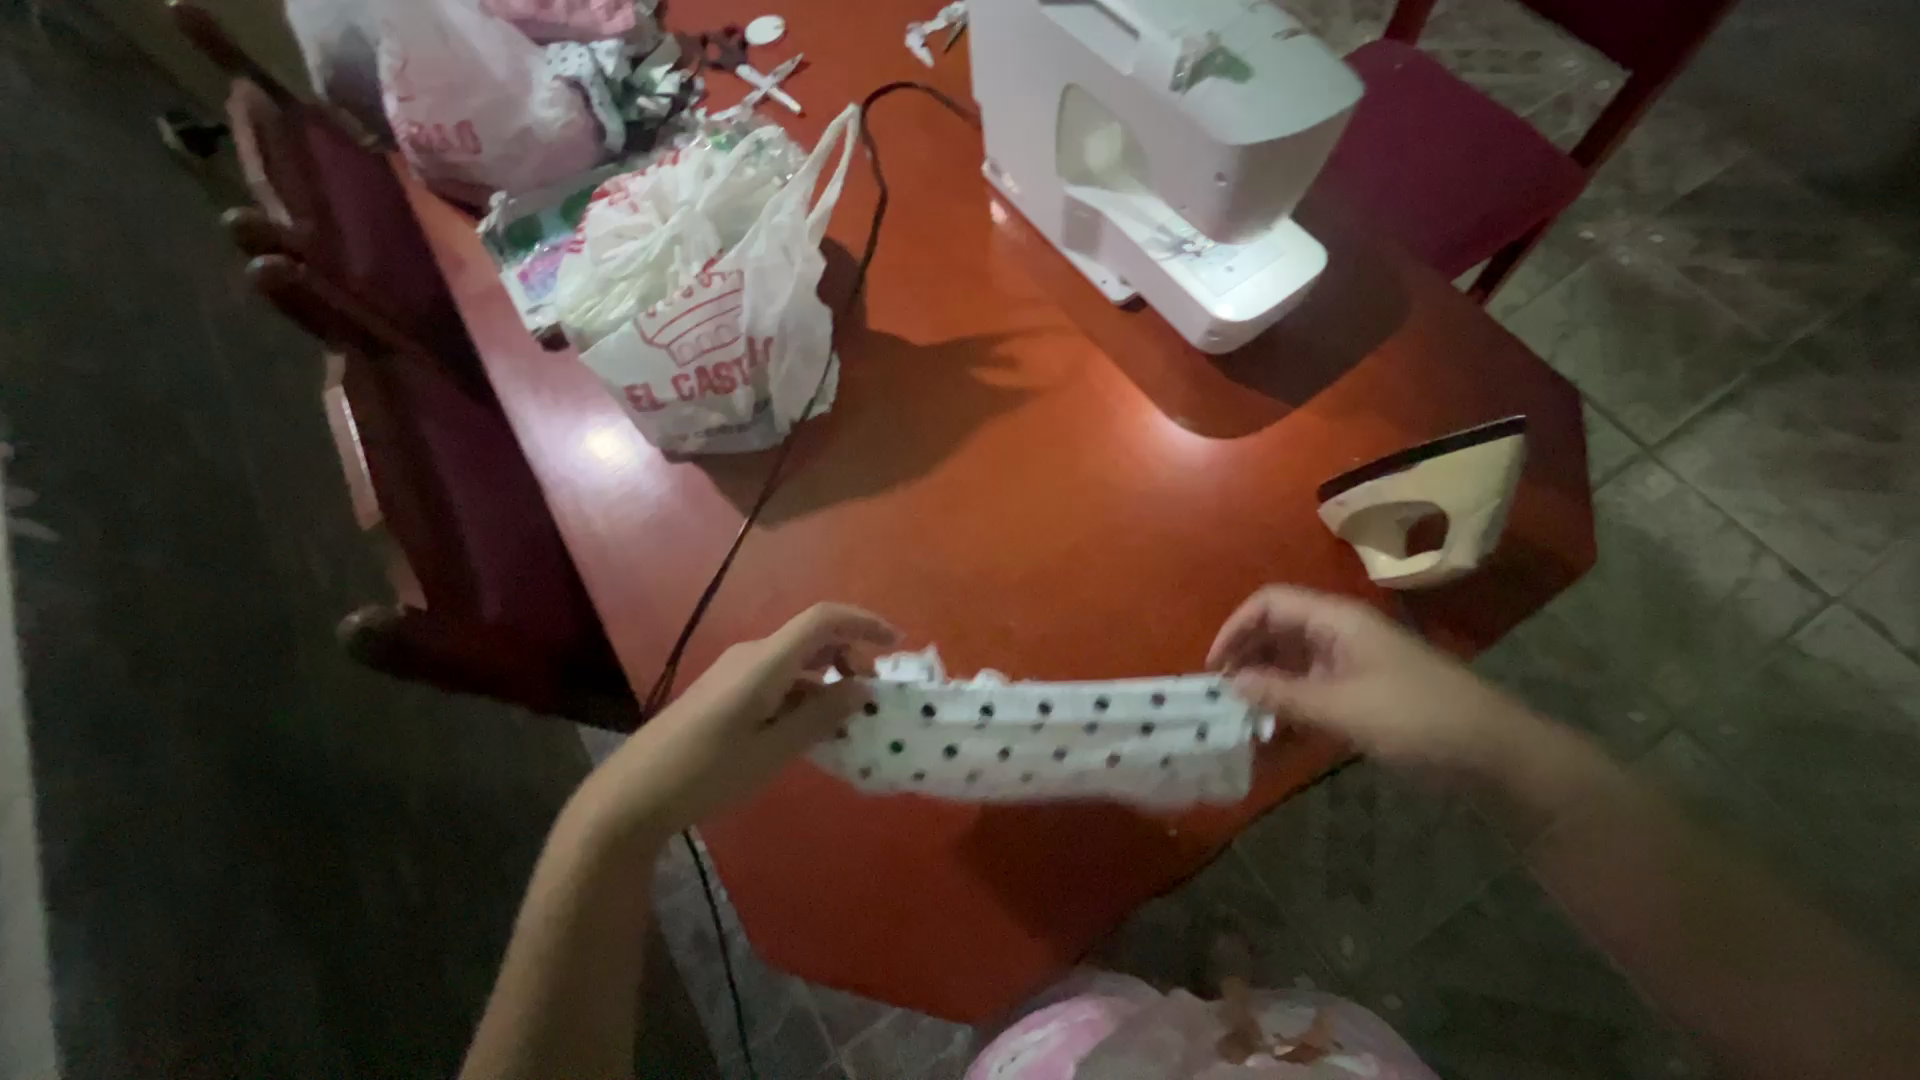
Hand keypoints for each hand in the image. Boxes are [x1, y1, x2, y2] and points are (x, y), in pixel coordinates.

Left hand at [581, 603, 899, 843]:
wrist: (634, 794)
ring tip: (847, 722)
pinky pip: (778, 680)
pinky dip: (804, 695)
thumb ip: (821, 716)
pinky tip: (811, 730)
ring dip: (828, 681)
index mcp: (765, 662)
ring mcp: (735, 672)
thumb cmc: (707, 773)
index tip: (896, 644)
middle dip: (850, 658)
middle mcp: (751, 656)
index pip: (823, 619)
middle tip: (870, 699)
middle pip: (812, 638)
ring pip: (796, 662)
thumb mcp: (773, 751)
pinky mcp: (725, 692)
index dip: (863, 623)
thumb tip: (861, 688)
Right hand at [1207, 585, 1532, 772]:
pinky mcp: (1360, 694)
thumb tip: (1233, 684)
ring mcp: (1350, 664)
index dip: (1235, 628)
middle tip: (1221, 696)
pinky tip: (1273, 735)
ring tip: (1241, 718)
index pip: (1270, 604)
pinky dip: (1287, 707)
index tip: (1214, 667)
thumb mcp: (1343, 708)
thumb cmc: (1417, 720)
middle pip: (1276, 631)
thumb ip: (1283, 695)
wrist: (1494, 755)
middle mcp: (1339, 634)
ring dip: (1263, 685)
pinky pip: (1309, 691)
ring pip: (1290, 663)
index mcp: (1337, 620)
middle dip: (1245, 658)